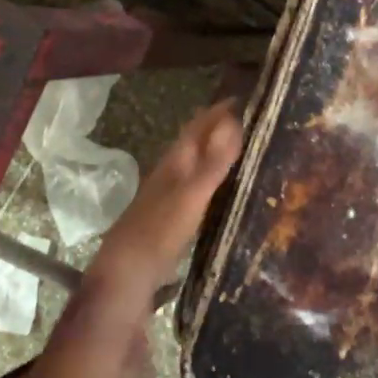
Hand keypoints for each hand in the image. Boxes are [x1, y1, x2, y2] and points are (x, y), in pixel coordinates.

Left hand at [85, 100, 243, 306]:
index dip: (219, 111)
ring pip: (195, 168)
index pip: (197, 127)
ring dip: (216, 156)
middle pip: (195, 145)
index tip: (247, 98)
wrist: (125, 279)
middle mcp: (169, 176)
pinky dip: (214, 184)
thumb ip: (213, 163)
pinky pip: (198, 192)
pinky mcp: (172, 222)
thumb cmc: (157, 235)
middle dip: (219, 130)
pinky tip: (225, 194)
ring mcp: (168, 199)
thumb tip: (235, 122)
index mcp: (173, 164)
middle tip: (253, 123)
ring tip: (245, 153)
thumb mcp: (190, 197)